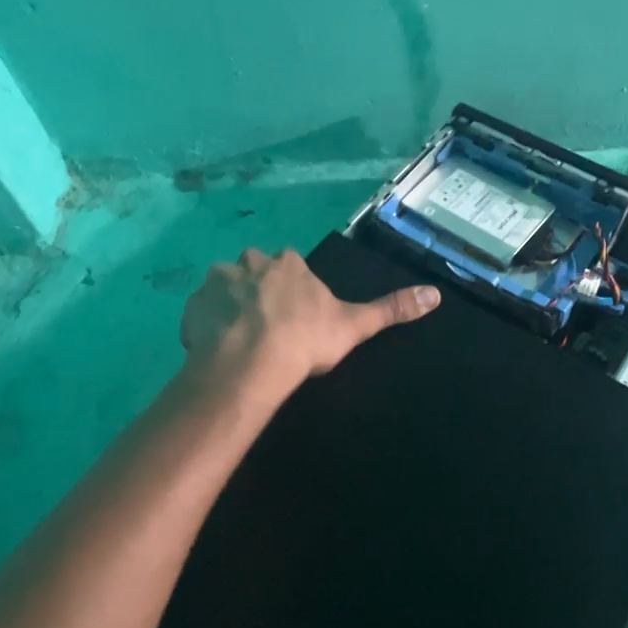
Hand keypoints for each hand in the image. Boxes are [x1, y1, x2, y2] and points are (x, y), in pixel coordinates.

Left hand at [180, 248, 440, 390]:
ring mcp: (217, 283)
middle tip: (266, 327)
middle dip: (257, 291)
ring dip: (229, 307)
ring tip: (240, 341)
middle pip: (253, 271)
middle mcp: (250, 263)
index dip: (291, 289)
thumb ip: (391, 309)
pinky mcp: (192, 307)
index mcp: (288, 264)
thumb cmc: (305, 340)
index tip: (295, 314)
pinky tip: (218, 350)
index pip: (290, 266)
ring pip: (223, 289)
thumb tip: (435, 294)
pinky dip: (207, 327)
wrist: (252, 363)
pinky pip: (199, 312)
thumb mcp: (355, 325)